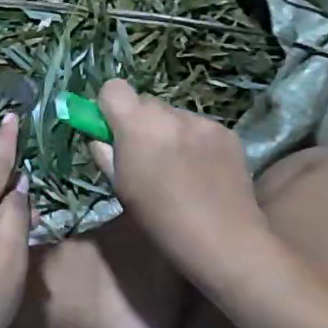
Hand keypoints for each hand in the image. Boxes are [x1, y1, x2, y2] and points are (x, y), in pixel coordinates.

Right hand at [89, 79, 275, 278]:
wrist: (223, 240)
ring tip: (177, 167)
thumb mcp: (120, 187)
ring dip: (168, 132)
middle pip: (145, 102)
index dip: (109, 106)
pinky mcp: (227, 132)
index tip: (111, 131)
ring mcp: (202, 121)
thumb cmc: (160, 219)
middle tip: (144, 155)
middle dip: (140, 122)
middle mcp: (169, 114)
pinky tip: (201, 171)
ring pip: (173, 115)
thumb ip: (105, 153)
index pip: (113, 88)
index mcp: (137, 125)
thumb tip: (100, 137)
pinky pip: (199, 127)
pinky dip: (193, 141)